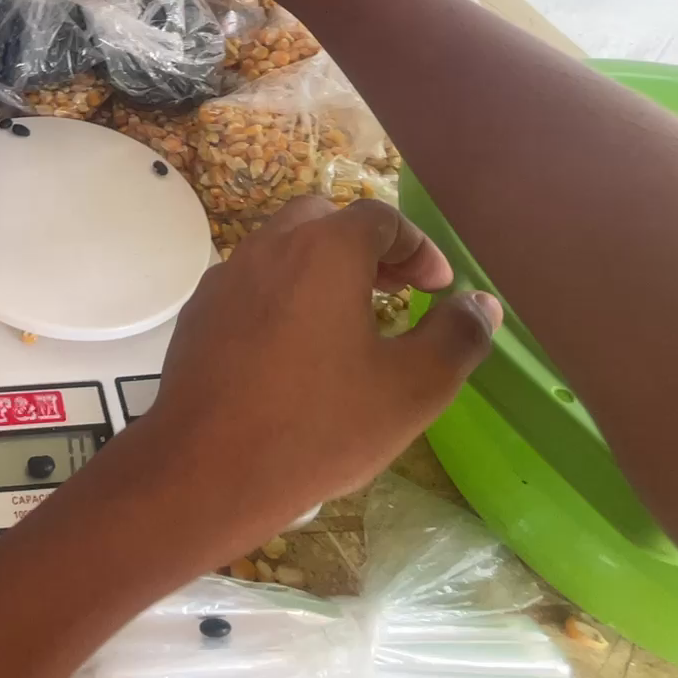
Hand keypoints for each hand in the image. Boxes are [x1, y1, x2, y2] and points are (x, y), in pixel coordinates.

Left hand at [136, 196, 500, 567]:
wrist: (208, 461)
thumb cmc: (320, 422)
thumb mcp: (412, 387)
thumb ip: (456, 336)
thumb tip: (479, 303)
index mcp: (321, 251)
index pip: (378, 217)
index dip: (417, 246)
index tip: (435, 288)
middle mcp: (265, 248)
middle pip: (321, 219)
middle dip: (363, 245)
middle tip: (392, 290)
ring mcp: (223, 277)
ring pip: (278, 248)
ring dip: (319, 267)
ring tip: (348, 320)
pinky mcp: (198, 310)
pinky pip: (248, 283)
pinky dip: (280, 292)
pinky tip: (293, 347)